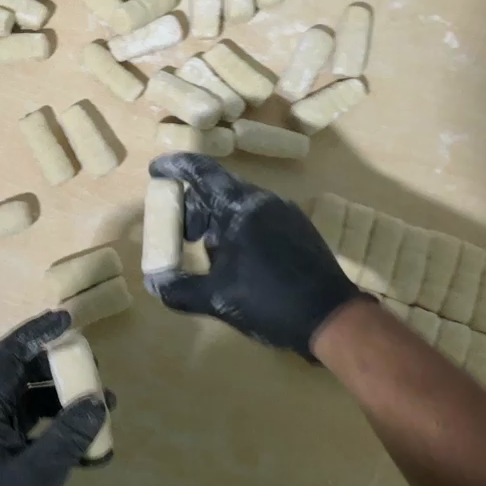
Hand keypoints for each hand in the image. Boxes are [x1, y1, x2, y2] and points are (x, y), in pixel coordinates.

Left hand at [0, 311, 110, 485]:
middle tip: (90, 360)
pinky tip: (94, 443)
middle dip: (55, 364)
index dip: (34, 333)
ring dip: (64, 399)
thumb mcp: (35, 478)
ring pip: (33, 405)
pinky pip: (39, 435)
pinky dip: (64, 432)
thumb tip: (96, 400)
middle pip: (21, 376)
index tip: (66, 319)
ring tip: (101, 399)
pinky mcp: (11, 468)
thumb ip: (66, 436)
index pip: (6, 357)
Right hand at [146, 152, 361, 357]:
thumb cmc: (270, 302)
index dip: (176, 168)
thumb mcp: (217, 298)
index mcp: (241, 207)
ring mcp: (285, 213)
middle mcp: (264, 201)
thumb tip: (154, 284)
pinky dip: (238, 228)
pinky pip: (258, 217)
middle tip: (182, 234)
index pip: (202, 172)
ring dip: (216, 221)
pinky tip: (238, 261)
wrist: (332, 318)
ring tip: (208, 254)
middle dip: (193, 207)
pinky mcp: (299, 228)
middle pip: (218, 188)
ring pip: (238, 204)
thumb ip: (180, 289)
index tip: (155, 171)